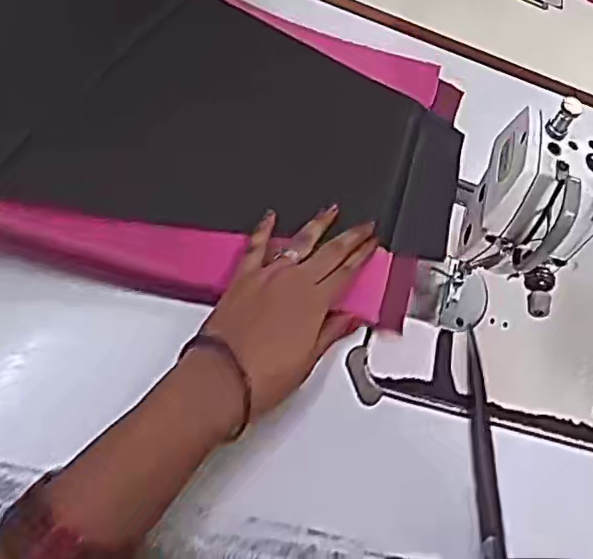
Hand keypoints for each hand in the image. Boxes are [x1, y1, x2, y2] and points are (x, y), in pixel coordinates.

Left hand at [201, 207, 377, 416]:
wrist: (219, 380)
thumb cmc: (261, 377)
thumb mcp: (308, 360)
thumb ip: (331, 331)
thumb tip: (349, 319)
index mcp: (316, 300)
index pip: (347, 270)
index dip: (363, 254)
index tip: (372, 244)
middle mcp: (295, 281)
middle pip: (332, 250)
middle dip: (352, 235)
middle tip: (365, 225)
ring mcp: (269, 275)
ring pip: (301, 240)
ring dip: (319, 223)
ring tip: (330, 211)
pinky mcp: (244, 277)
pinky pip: (257, 245)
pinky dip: (264, 228)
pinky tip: (270, 217)